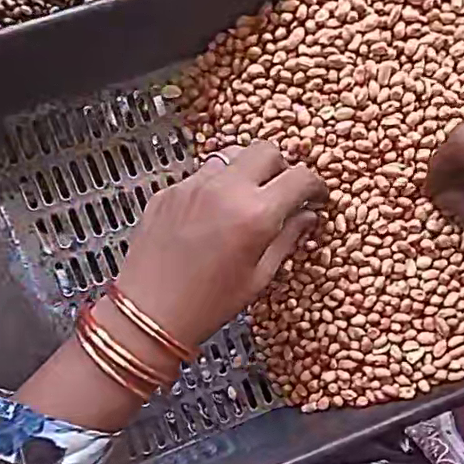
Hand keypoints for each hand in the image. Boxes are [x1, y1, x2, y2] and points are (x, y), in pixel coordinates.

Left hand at [115, 141, 328, 347]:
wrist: (148, 314)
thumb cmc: (206, 304)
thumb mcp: (259, 277)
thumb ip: (287, 238)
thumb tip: (306, 217)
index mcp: (255, 214)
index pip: (300, 177)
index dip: (315, 185)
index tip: (316, 195)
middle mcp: (224, 190)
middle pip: (266, 150)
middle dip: (282, 167)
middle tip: (283, 192)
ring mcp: (193, 186)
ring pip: (232, 155)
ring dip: (248, 170)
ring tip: (248, 199)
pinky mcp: (169, 191)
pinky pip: (202, 173)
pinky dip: (217, 184)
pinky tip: (214, 213)